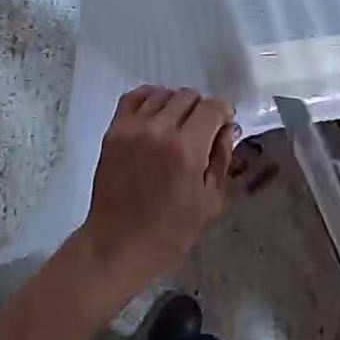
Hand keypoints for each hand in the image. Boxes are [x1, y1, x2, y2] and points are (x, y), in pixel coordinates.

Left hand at [77, 86, 236, 291]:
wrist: (119, 245)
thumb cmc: (171, 231)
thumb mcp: (212, 201)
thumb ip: (223, 158)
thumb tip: (226, 129)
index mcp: (187, 148)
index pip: (213, 107)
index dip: (224, 114)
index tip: (223, 128)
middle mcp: (159, 129)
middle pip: (189, 96)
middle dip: (202, 111)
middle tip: (200, 133)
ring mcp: (132, 128)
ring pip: (164, 94)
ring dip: (176, 105)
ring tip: (177, 127)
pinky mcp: (113, 131)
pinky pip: (134, 97)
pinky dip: (150, 98)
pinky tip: (156, 115)